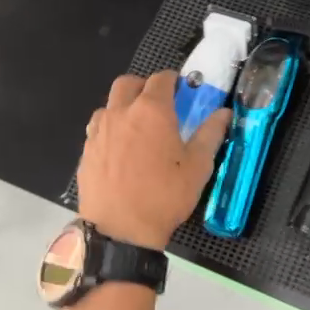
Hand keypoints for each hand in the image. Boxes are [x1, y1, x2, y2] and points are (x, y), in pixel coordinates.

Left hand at [77, 71, 229, 248]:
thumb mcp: (198, 166)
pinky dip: (111, 129)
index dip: (175, 81)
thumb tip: (223, 113)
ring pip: (110, 104)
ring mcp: (99, 131)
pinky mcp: (86, 151)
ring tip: (140, 129)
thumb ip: (210, 134)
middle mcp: (121, 113)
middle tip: (161, 107)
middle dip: (145, 87)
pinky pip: (98, 128)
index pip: (162, 78)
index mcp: (152, 111)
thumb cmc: (164, 195)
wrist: (119, 231)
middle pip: (128, 83)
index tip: (184, 93)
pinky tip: (123, 151)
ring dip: (125, 107)